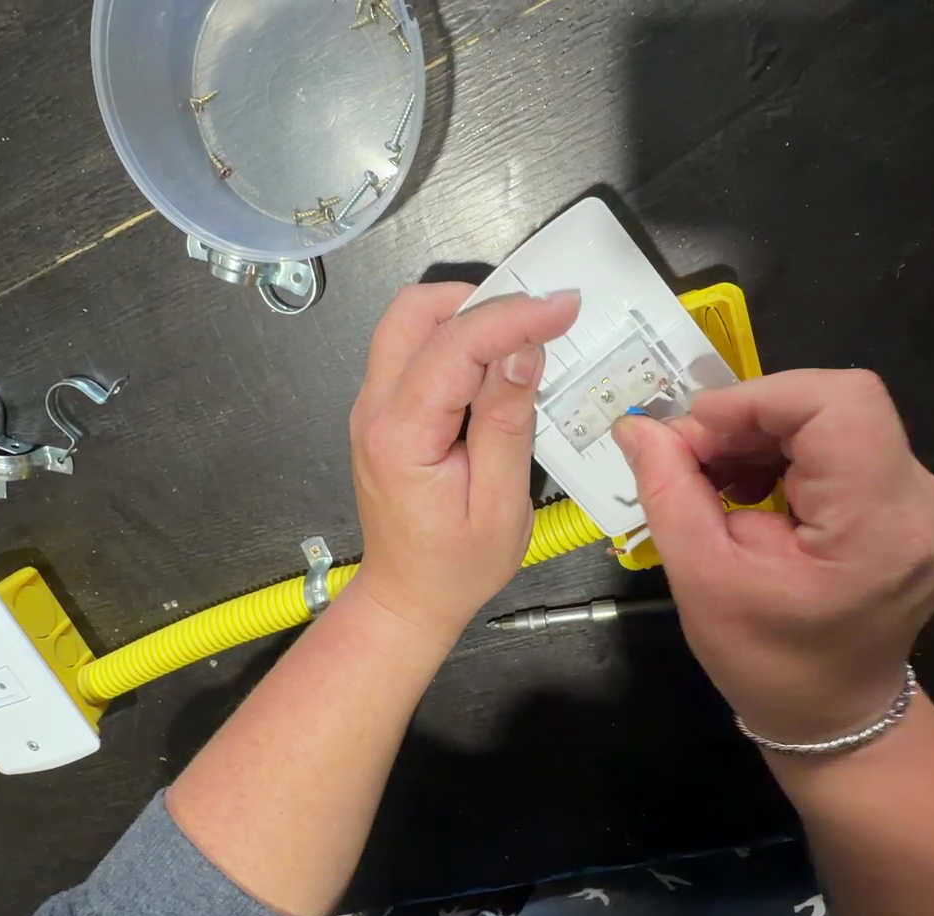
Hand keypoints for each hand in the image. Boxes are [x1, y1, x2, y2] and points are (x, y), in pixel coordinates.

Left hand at [347, 285, 580, 636]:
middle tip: (534, 319)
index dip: (511, 317)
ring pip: (408, 325)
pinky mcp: (381, 414)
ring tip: (519, 340)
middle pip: (411, 313)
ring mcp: (371, 409)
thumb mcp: (500, 505)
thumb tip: (523, 351)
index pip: (453, 347)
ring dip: (464, 317)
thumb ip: (508, 424)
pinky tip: (491, 366)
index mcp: (401, 437)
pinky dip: (453, 341)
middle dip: (477, 301)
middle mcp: (373, 411)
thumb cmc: (455, 566)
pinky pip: (411, 353)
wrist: (407, 596)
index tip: (562, 307)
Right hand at [611, 369, 933, 742]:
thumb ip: (668, 491)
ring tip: (713, 482)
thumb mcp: (700, 579)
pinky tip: (748, 492)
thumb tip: (636, 425)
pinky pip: (842, 446)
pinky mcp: (909, 503)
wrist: (833, 714)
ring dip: (761, 437)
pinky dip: (783, 455)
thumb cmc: (765, 660)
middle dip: (749, 419)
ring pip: (836, 420)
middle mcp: (923, 500)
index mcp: (879, 525)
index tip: (693, 433)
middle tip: (689, 460)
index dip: (757, 399)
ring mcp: (925, 499)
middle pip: (835, 405)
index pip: (838, 403)